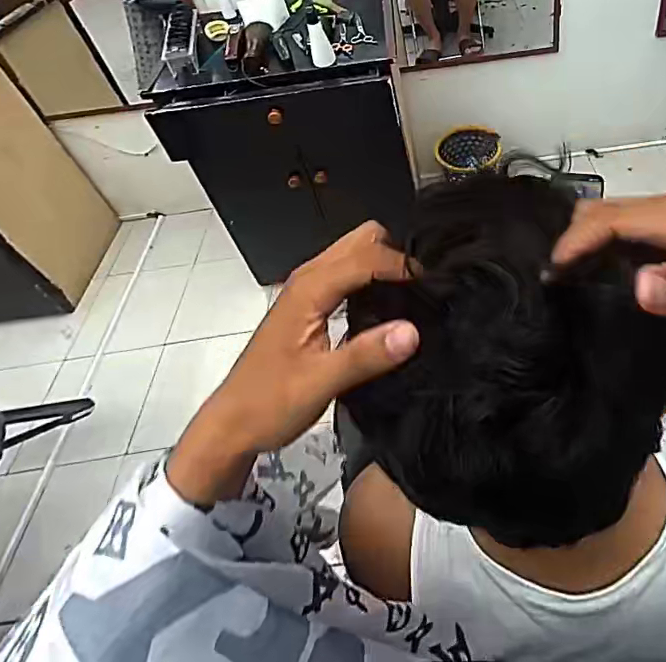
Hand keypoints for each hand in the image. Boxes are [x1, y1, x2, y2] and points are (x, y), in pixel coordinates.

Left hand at [166, 222, 418, 505]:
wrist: (230, 427)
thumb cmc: (269, 405)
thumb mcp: (320, 384)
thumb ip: (367, 355)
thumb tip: (413, 330)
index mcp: (310, 289)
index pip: (367, 257)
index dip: (403, 266)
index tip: (435, 285)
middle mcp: (310, 277)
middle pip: (363, 239)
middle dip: (396, 253)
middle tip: (422, 286)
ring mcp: (310, 287)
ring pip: (357, 251)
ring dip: (386, 262)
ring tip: (414, 292)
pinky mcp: (313, 301)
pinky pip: (351, 270)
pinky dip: (375, 275)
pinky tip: (389, 304)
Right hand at [552, 196, 665, 351]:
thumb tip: (638, 285)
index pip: (611, 217)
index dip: (577, 239)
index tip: (551, 269)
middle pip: (605, 212)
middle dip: (573, 236)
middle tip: (548, 275)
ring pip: (611, 225)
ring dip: (584, 244)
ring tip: (560, 277)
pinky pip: (623, 242)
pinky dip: (600, 254)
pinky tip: (589, 278)